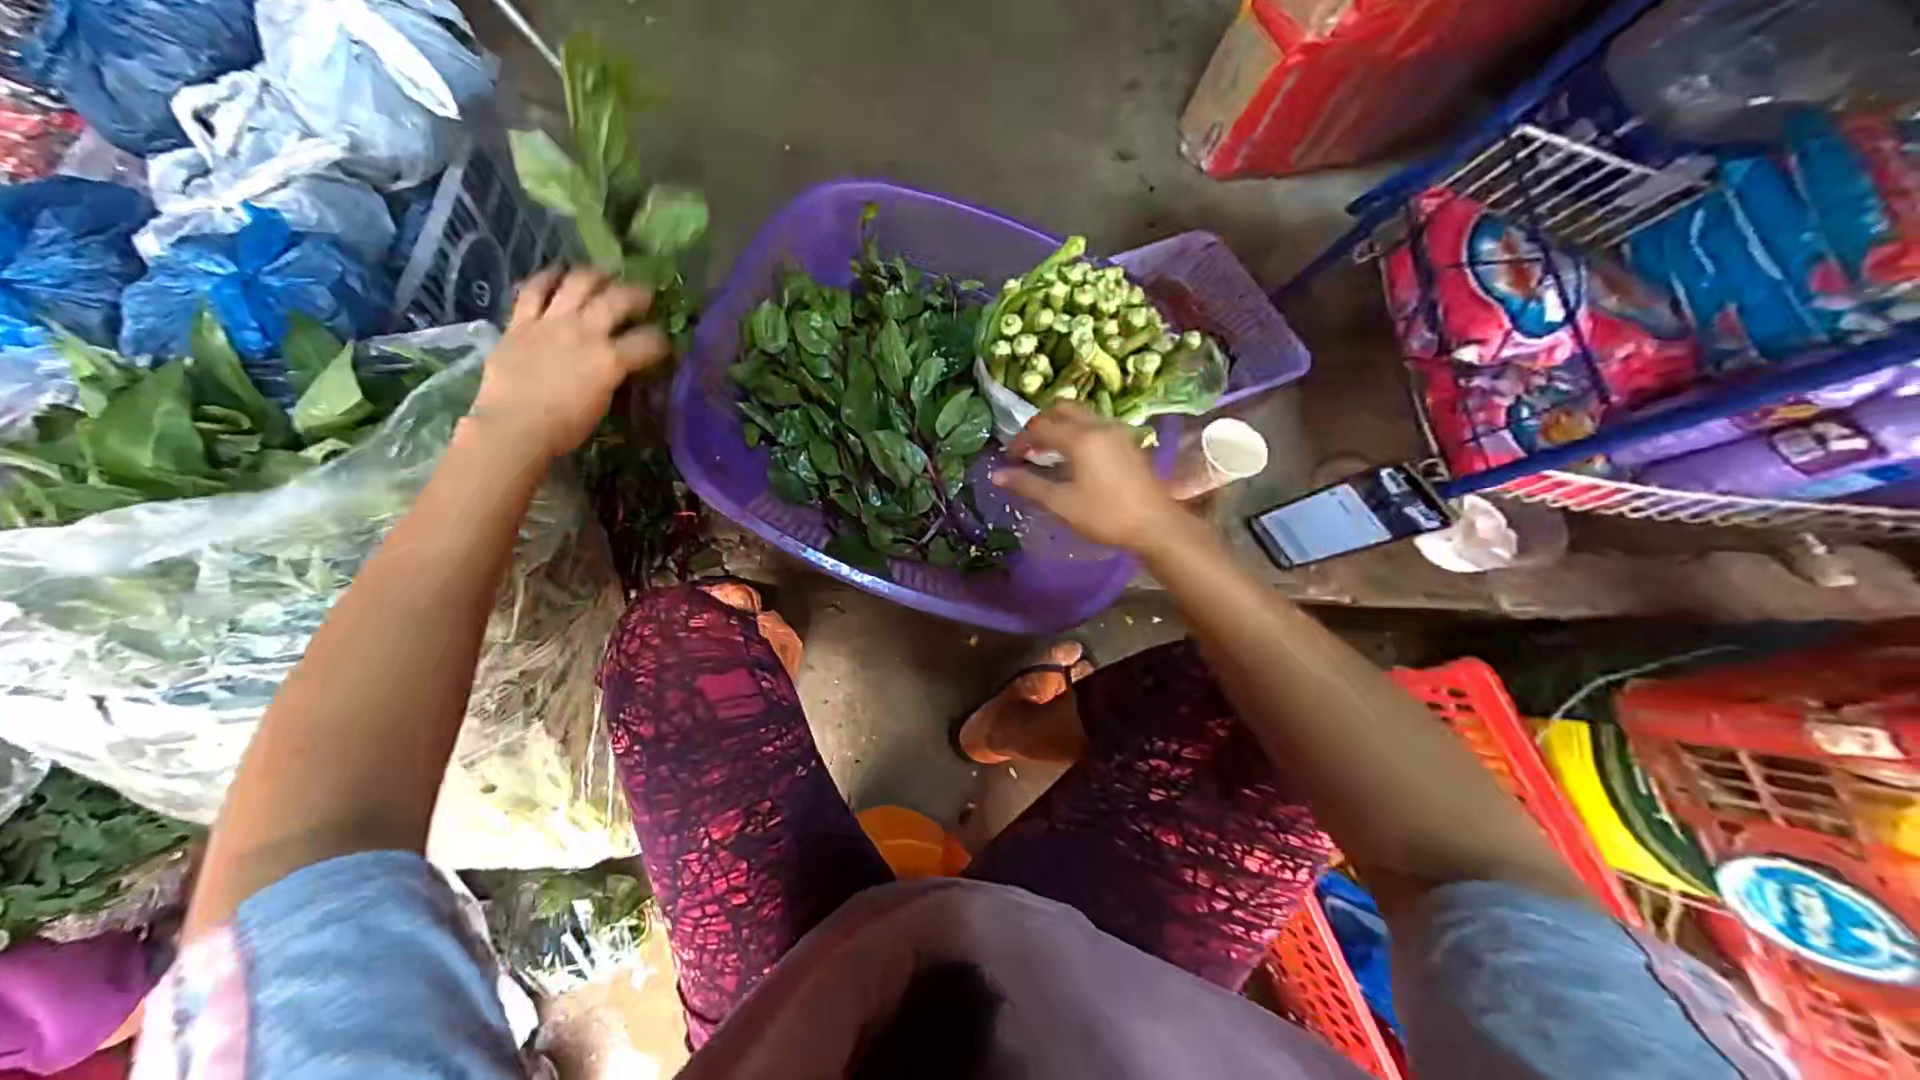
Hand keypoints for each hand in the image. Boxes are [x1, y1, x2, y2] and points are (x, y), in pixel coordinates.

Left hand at [468, 267, 670, 458]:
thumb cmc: (564, 427)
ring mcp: (551, 323)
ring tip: (604, 275)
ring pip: (578, 284)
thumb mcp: (602, 403)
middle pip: (617, 300)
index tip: (665, 342)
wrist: (514, 426)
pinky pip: (533, 290)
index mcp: (611, 360)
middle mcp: (585, 332)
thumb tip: (618, 366)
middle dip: (637, 294)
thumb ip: (613, 377)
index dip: (662, 340)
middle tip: (645, 294)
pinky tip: (557, 272)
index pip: (649, 341)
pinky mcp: (521, 322)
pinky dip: (547, 278)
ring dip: (595, 275)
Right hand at [991, 403, 1187, 554]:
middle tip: (1029, 448)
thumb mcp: (1061, 503)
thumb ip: (1028, 485)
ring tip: (1049, 453)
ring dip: (1061, 427)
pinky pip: (1096, 426)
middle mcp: (1100, 426)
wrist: (1156, 526)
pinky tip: (1075, 458)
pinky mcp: (1129, 443)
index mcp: (1081, 438)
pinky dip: (1078, 433)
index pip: (1040, 427)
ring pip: (1082, 416)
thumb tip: (996, 474)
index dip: (1020, 440)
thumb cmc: (1106, 516)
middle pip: (1063, 410)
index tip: (1010, 459)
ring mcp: (1118, 433)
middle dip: (1041, 424)